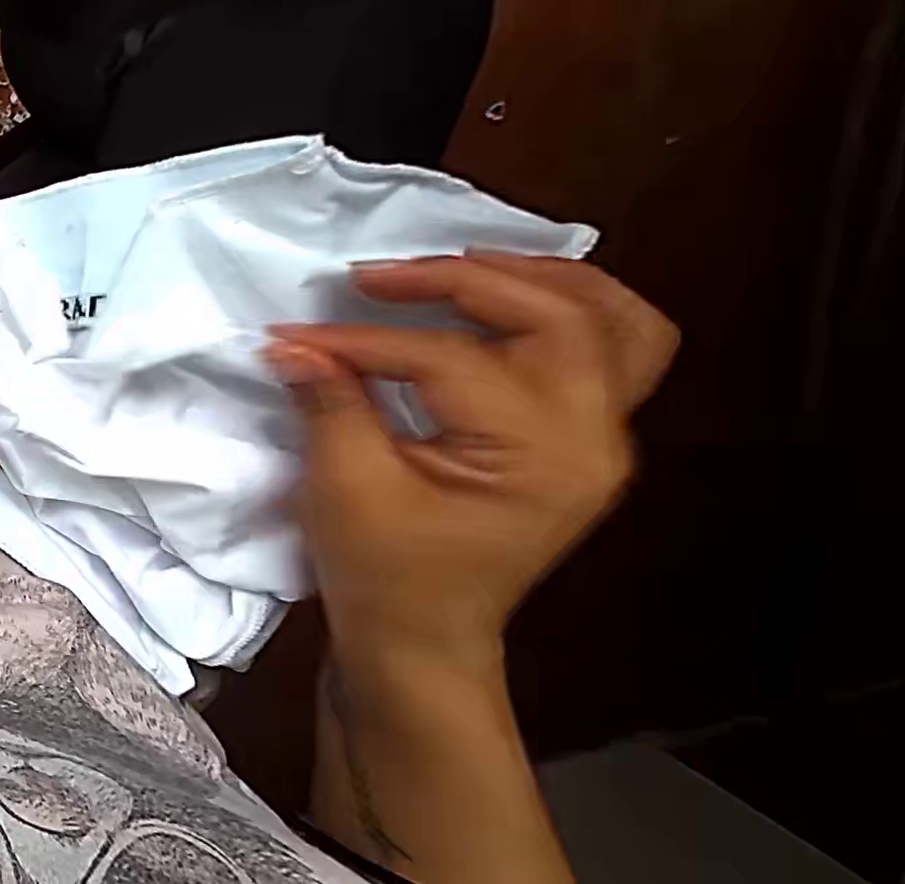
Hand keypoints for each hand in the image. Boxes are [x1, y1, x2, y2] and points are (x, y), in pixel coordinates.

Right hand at [265, 250, 677, 658]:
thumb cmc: (382, 572)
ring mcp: (596, 438)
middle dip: (461, 279)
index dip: (360, 342)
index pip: (448, 359)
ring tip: (458, 267)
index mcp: (538, 456)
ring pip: (613, 322)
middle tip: (380, 277)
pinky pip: (602, 350)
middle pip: (561, 314)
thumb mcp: (344, 484)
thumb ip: (327, 400)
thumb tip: (291, 343)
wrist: (420, 638)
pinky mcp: (575, 439)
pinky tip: (500, 304)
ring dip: (537, 279)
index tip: (293, 337)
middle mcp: (592, 438)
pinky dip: (558, 310)